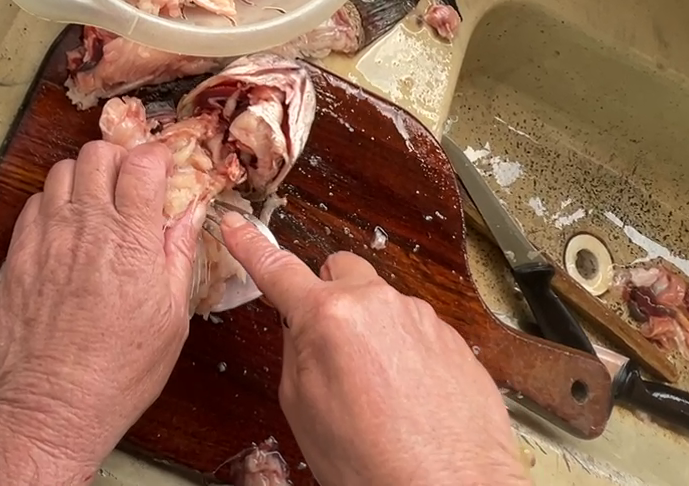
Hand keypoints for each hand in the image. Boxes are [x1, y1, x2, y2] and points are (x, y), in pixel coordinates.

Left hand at [0, 141, 201, 485]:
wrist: (50, 408)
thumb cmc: (119, 371)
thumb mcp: (171, 317)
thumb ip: (180, 252)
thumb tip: (192, 210)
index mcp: (131, 238)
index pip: (142, 163)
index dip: (155, 157)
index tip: (161, 168)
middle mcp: (86, 224)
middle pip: (98, 153)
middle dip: (118, 159)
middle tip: (127, 182)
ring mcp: (47, 234)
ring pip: (62, 170)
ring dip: (83, 177)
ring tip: (94, 202)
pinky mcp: (19, 252)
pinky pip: (34, 202)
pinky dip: (53, 203)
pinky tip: (64, 228)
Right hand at [220, 212, 530, 485]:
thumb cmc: (376, 467)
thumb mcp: (303, 409)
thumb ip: (295, 351)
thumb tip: (301, 327)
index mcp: (329, 318)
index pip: (277, 269)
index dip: (250, 244)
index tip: (236, 226)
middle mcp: (376, 304)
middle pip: (339, 271)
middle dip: (329, 296)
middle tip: (330, 342)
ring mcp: (419, 317)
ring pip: (380, 302)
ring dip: (371, 329)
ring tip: (379, 391)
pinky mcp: (452, 338)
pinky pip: (415, 329)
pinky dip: (405, 352)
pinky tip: (408, 397)